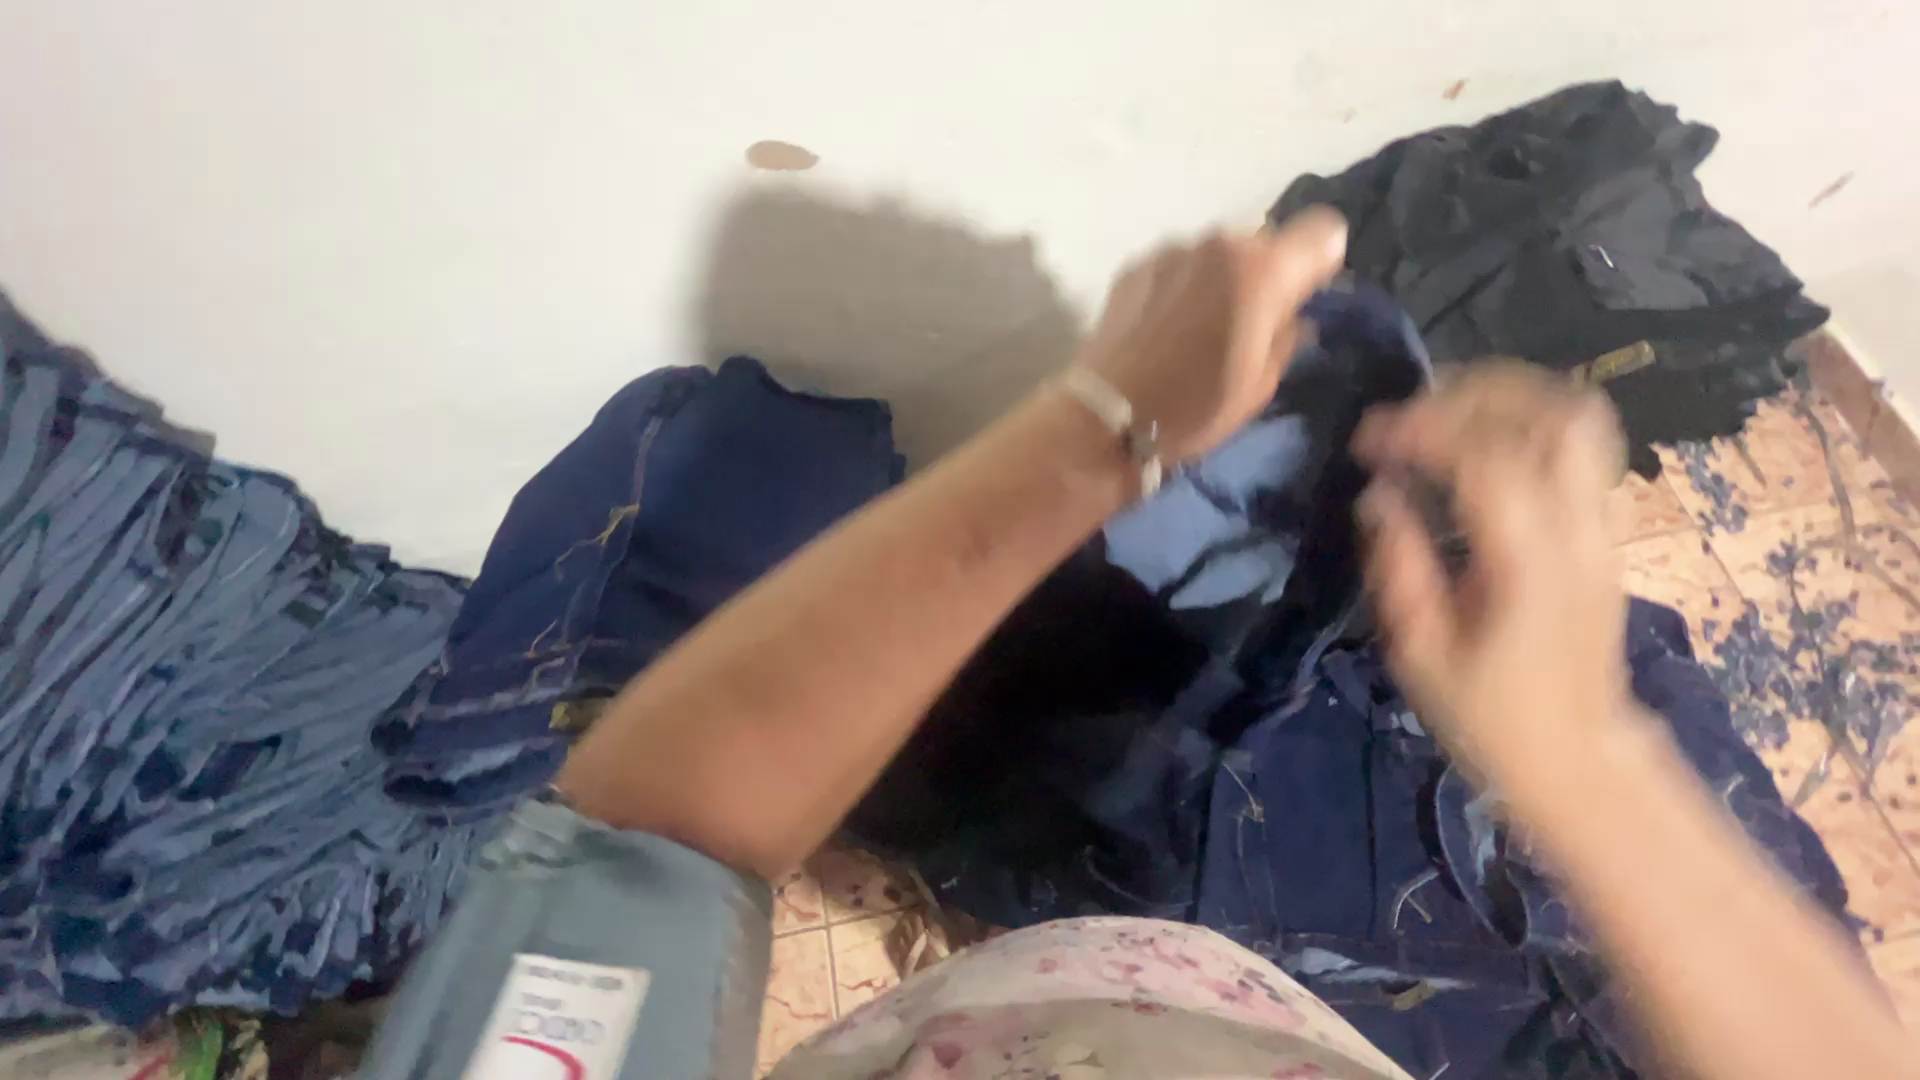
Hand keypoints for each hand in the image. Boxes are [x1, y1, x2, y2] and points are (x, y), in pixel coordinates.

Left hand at [1071, 207, 1347, 462]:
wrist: (1105, 417)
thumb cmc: (1192, 408)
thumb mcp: (1259, 384)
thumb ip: (1287, 335)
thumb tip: (1290, 316)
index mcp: (1261, 269)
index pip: (1323, 231)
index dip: (1318, 263)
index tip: (1302, 297)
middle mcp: (1217, 243)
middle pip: (1261, 242)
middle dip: (1262, 274)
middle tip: (1243, 322)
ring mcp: (1170, 249)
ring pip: (1214, 252)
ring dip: (1216, 278)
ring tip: (1195, 326)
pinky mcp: (1134, 265)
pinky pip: (1176, 265)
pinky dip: (1179, 285)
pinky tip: (1162, 325)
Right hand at [1352, 363, 1633, 782]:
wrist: (1575, 756)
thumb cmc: (1485, 713)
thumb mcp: (1419, 650)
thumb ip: (1399, 564)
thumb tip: (1379, 496)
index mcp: (1528, 563)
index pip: (1486, 460)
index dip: (1422, 432)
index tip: (1367, 438)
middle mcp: (1579, 531)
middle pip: (1556, 415)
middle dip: (1476, 395)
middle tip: (1410, 413)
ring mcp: (1601, 529)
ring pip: (1579, 423)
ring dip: (1507, 403)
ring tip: (1441, 416)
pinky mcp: (1601, 534)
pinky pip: (1576, 452)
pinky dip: (1525, 429)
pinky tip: (1475, 450)